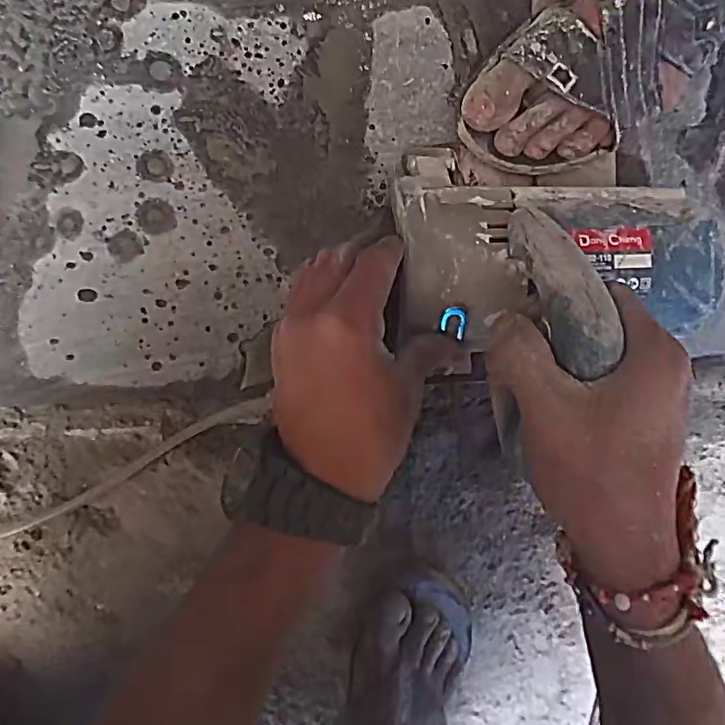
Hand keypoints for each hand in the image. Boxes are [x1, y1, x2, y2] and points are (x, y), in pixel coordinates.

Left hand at [270, 237, 461, 502]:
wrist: (319, 475)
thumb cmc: (366, 438)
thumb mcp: (405, 391)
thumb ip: (424, 351)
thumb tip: (444, 339)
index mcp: (347, 323)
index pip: (370, 265)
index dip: (389, 252)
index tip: (401, 249)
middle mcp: (312, 317)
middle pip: (335, 260)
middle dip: (361, 255)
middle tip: (385, 263)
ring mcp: (290, 329)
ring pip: (309, 274)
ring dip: (334, 267)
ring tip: (359, 277)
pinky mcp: (280, 344)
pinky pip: (297, 297)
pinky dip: (315, 287)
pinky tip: (335, 302)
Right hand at [486, 284, 690, 590]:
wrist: (623, 547)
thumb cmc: (592, 473)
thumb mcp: (545, 406)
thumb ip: (519, 353)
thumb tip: (508, 322)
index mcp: (655, 351)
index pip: (603, 293)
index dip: (560, 299)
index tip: (524, 319)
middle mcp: (666, 366)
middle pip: (599, 326)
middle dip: (554, 339)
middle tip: (520, 362)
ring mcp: (659, 396)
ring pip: (597, 358)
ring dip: (559, 368)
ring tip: (530, 393)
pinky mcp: (646, 421)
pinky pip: (604, 385)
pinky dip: (574, 390)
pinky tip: (550, 416)